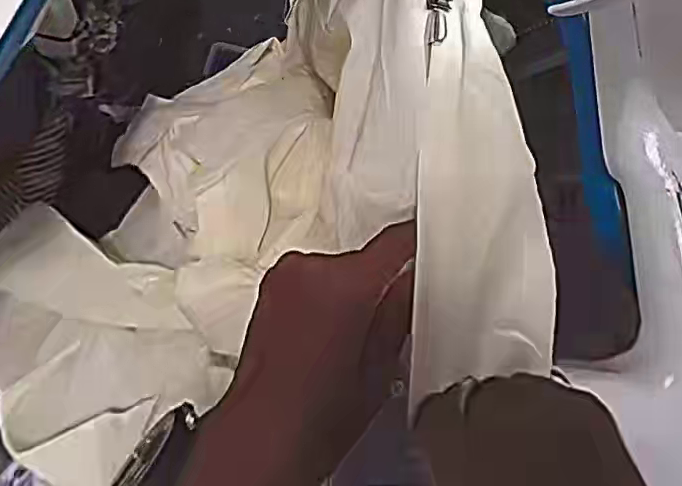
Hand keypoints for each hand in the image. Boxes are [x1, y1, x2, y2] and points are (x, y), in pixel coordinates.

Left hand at [179, 223, 415, 485]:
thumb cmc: (311, 419)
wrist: (259, 440)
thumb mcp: (380, 367)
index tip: (422, 241)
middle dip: (373, 286)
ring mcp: (285, 276)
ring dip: (341, 292)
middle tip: (374, 327)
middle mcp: (311, 270)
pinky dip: (317, 297)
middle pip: (361, 260)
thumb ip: (401, 310)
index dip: (414, 241)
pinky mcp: (269, 286)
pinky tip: (316, 336)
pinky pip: (308, 277)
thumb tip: (410, 281)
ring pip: (334, 269)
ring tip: (337, 340)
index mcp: (346, 285)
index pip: (394, 241)